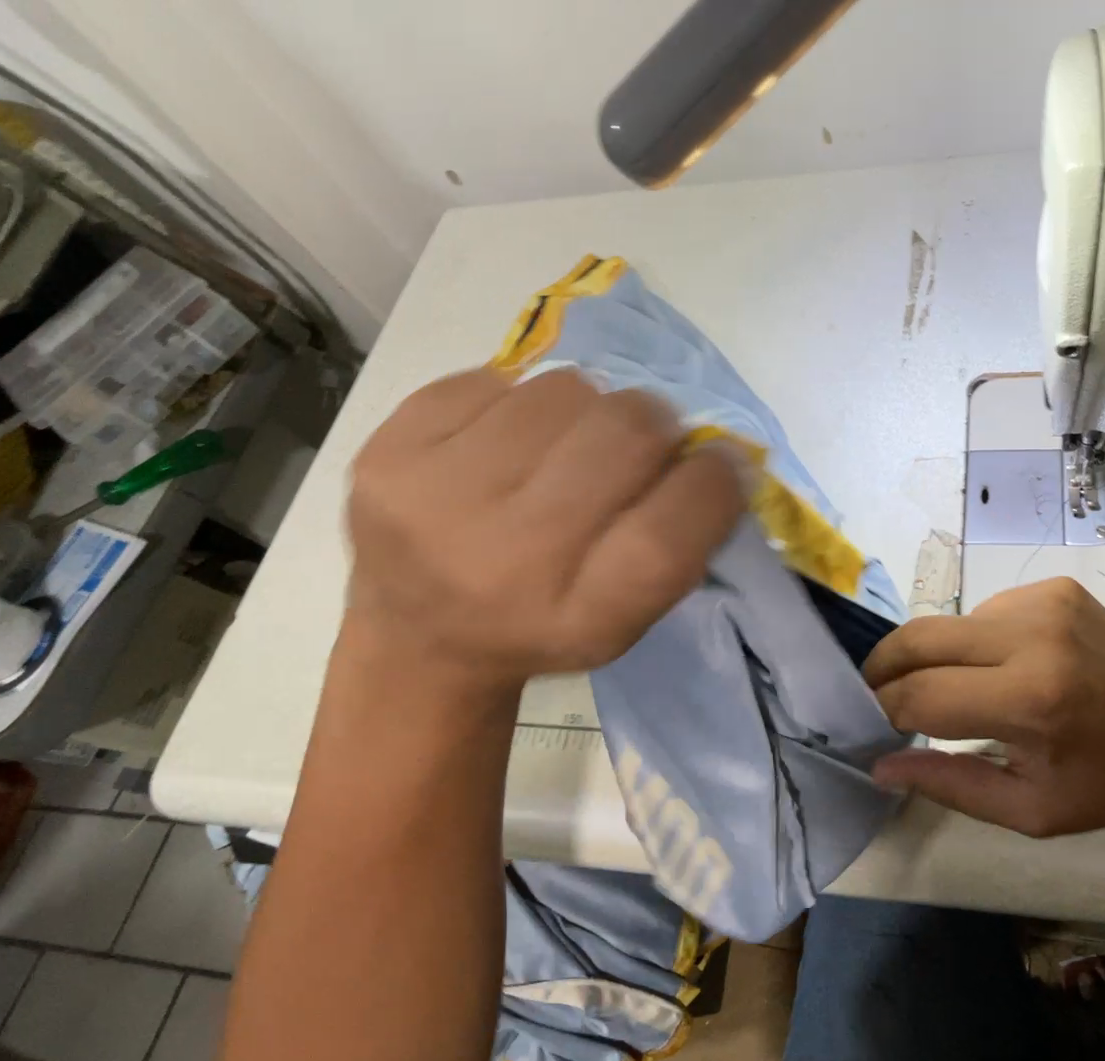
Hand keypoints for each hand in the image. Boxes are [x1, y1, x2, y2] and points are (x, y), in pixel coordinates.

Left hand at [345, 368, 746, 691]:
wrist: (421, 636)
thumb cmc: (546, 625)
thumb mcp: (628, 618)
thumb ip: (679, 540)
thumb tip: (720, 450)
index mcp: (578, 619)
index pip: (668, 534)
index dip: (711, 483)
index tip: (720, 460)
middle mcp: (503, 562)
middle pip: (623, 438)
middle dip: (654, 426)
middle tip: (645, 441)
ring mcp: (433, 499)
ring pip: (565, 390)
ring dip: (587, 410)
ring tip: (566, 447)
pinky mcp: (385, 451)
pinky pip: (495, 380)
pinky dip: (520, 404)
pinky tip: (505, 446)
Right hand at [864, 578, 1104, 835]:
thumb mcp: (1028, 809)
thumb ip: (948, 785)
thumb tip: (879, 764)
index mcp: (1029, 699)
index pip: (920, 695)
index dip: (885, 711)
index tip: (873, 726)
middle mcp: (1033, 636)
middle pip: (920, 638)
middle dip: (884, 668)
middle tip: (874, 694)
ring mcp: (1047, 602)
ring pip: (951, 624)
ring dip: (937, 657)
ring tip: (957, 690)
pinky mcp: (1058, 587)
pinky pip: (987, 610)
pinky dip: (978, 640)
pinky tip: (1007, 667)